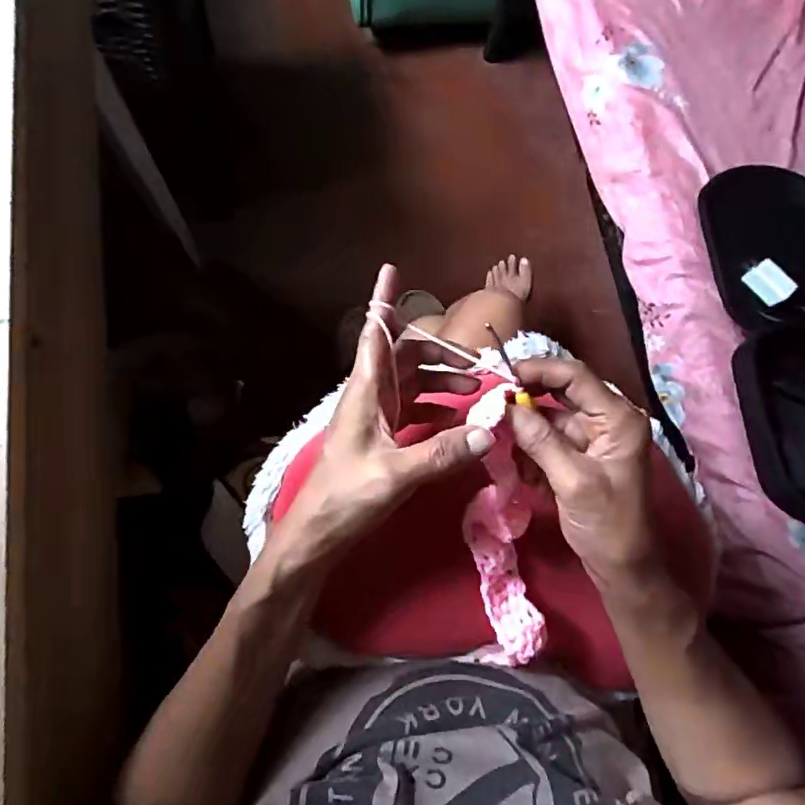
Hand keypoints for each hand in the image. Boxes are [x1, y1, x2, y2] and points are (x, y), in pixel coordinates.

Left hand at [264, 265, 488, 577]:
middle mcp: (369, 396)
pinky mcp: (381, 437)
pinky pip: (413, 410)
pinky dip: (435, 408)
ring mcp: (375, 416)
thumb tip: (487, 431)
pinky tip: (456, 421)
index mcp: (365, 392)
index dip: (381, 301)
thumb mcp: (395, 476)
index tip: (390, 270)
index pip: (374, 335)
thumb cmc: (345, 498)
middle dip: (439, 353)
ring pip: (412, 383)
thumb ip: (441, 454)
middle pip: (405, 357)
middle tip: (475, 365)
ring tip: (474, 392)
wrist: (317, 533)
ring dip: (441, 381)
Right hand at [507, 358, 659, 591]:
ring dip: (523, 429)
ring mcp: (591, 439)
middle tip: (492, 404)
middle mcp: (606, 420)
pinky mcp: (577, 457)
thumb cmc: (607, 524)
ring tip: (499, 440)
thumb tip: (506, 407)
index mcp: (617, 418)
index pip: (575, 375)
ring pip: (548, 418)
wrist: (623, 568)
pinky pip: (546, 441)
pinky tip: (518, 469)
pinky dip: (529, 450)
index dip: (538, 369)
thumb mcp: (572, 480)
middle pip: (559, 393)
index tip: (502, 374)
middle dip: (525, 399)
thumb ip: (539, 440)